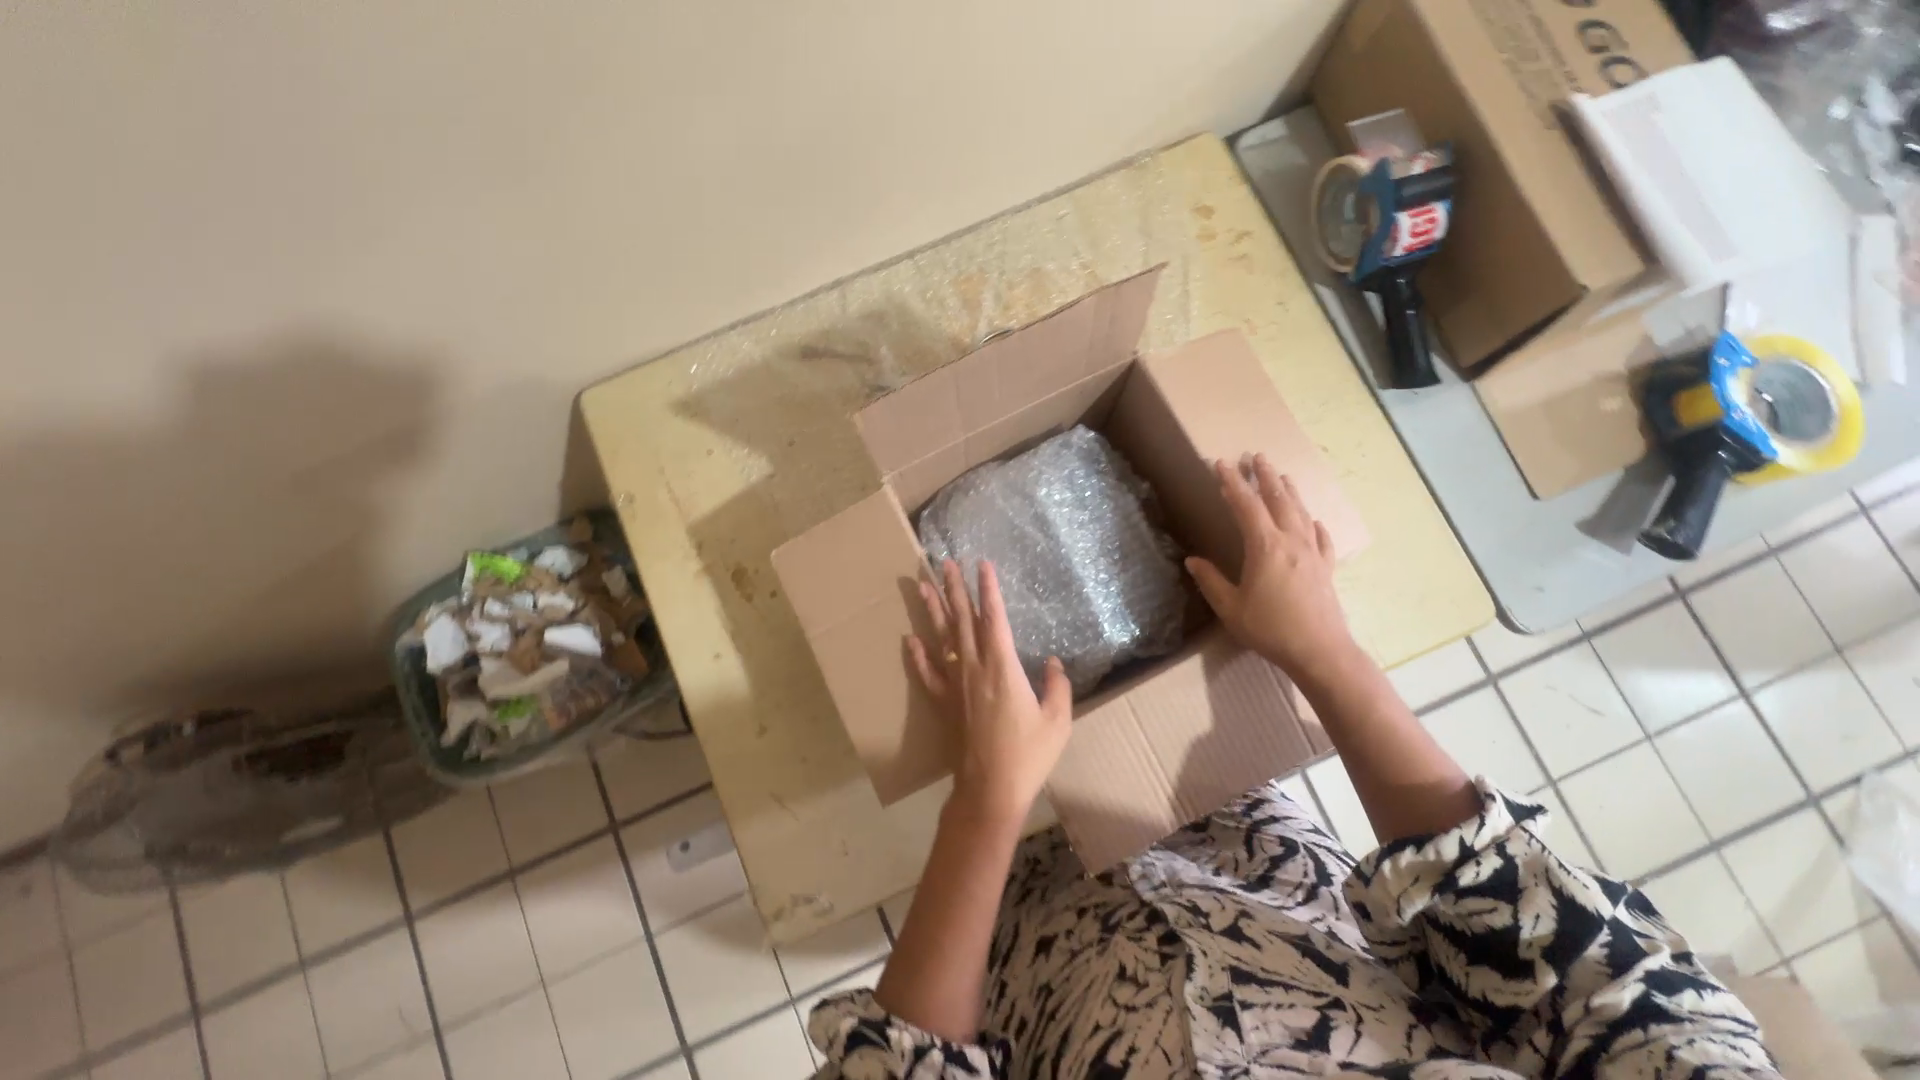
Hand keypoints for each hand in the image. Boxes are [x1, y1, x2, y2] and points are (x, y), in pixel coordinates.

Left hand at [907, 559, 1072, 822]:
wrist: (990, 789)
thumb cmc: (1028, 755)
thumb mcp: (1058, 720)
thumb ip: (1058, 686)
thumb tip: (1055, 662)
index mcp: (1004, 668)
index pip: (995, 619)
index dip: (988, 590)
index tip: (983, 565)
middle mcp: (975, 669)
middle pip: (963, 621)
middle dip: (956, 589)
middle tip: (946, 562)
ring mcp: (956, 686)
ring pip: (942, 640)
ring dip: (933, 611)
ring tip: (924, 585)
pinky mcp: (944, 704)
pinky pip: (928, 674)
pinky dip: (918, 656)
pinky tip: (910, 639)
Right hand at [1186, 454, 1356, 680]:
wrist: (1320, 651)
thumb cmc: (1270, 629)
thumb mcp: (1231, 608)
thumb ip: (1212, 581)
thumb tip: (1193, 561)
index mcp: (1265, 547)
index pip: (1245, 506)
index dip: (1232, 484)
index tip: (1220, 464)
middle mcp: (1291, 542)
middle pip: (1278, 500)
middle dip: (1265, 477)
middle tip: (1256, 457)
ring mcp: (1313, 554)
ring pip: (1301, 514)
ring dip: (1290, 492)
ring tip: (1282, 476)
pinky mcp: (1326, 569)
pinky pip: (1322, 539)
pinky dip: (1315, 526)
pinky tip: (1314, 521)